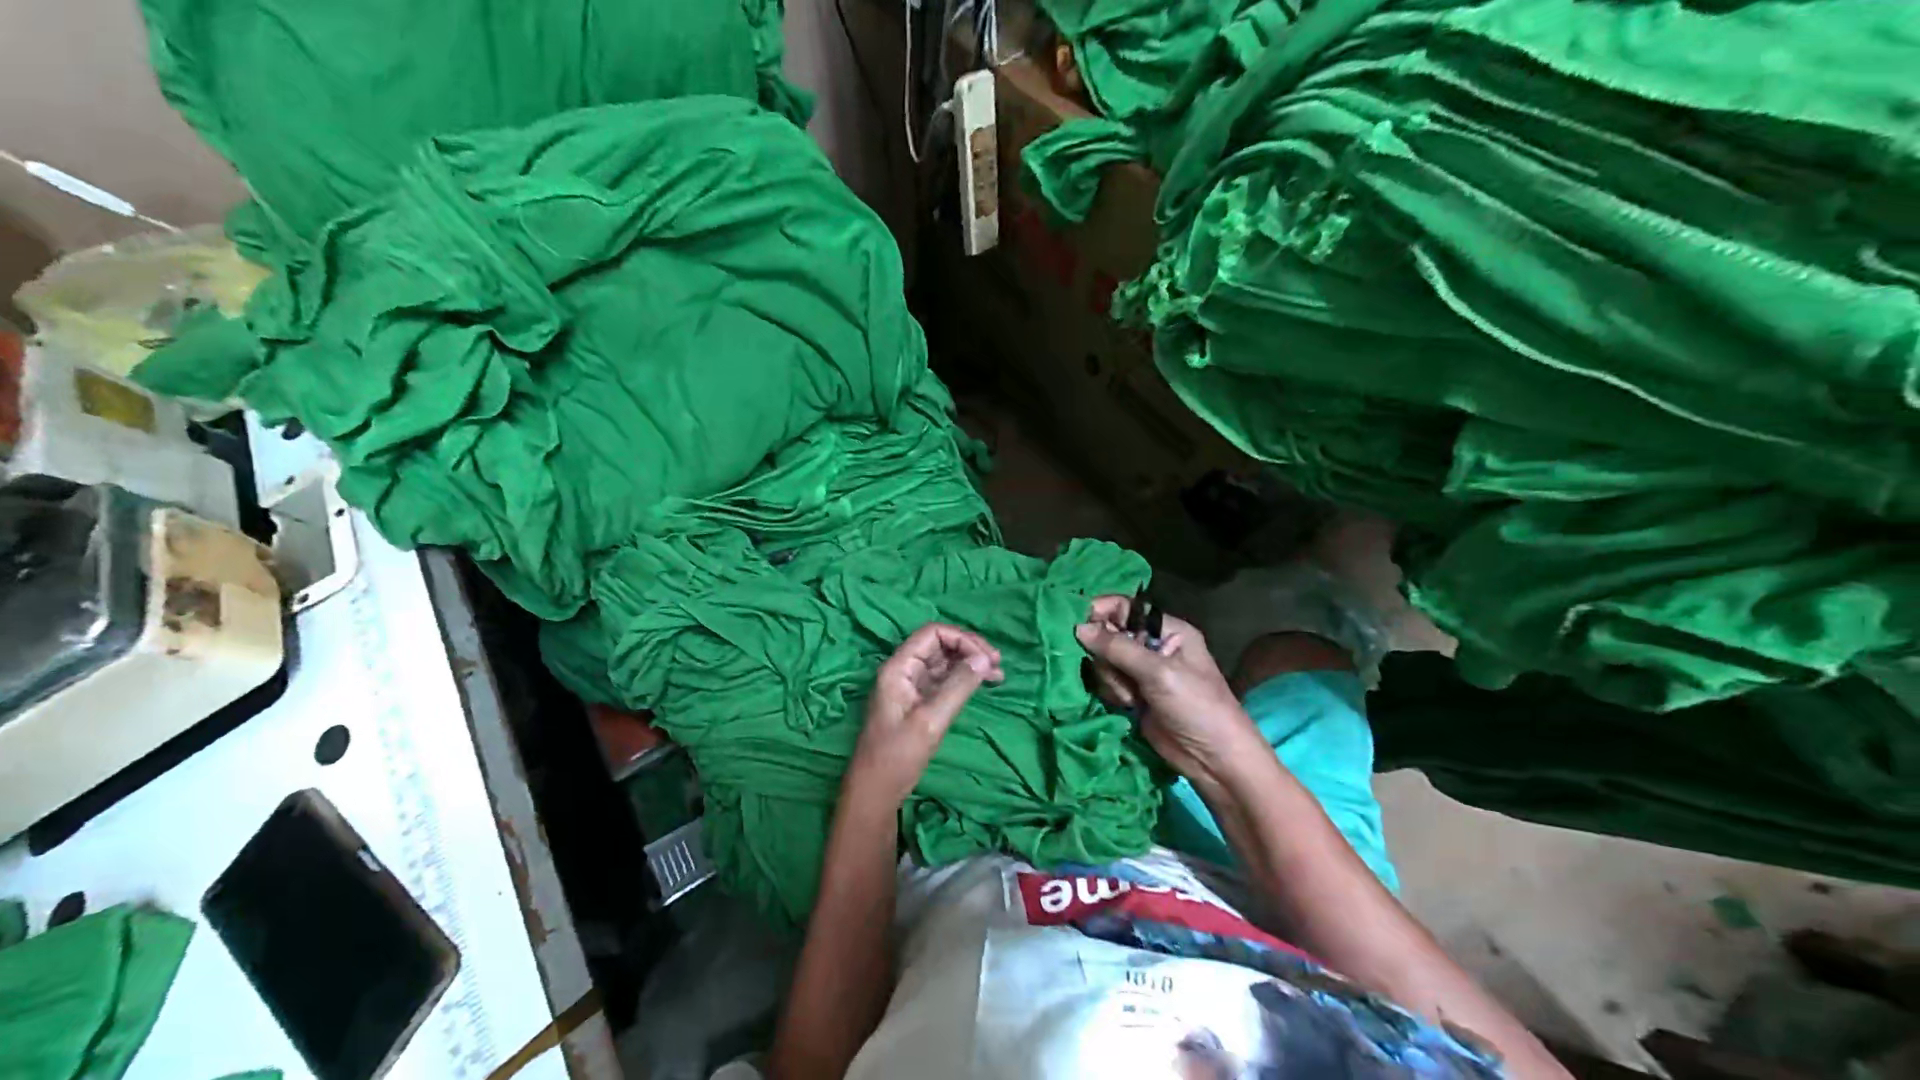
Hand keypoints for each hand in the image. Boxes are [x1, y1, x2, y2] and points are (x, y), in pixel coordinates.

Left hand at [847, 623, 1004, 807]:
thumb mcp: (930, 720)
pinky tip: (982, 684)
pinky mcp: (918, 702)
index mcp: (899, 668)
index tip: (987, 658)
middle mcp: (904, 670)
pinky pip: (944, 679)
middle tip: (997, 663)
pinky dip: (964, 679)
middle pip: (940, 644)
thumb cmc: (898, 755)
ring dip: (970, 663)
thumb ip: (958, 686)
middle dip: (969, 649)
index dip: (962, 639)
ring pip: (944, 662)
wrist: (876, 791)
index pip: (933, 634)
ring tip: (997, 674)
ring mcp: (911, 686)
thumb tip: (984, 658)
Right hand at [1076, 596, 1262, 788]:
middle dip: (1107, 655)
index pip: (1126, 608)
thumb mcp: (1159, 673)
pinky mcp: (1135, 695)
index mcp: (1169, 630)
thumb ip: (1118, 648)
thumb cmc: (1196, 707)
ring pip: (1105, 661)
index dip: (1102, 613)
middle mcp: (1154, 645)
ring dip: (1111, 679)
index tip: (1080, 628)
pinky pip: (1109, 682)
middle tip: (1121, 676)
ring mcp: (1143, 672)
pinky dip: (1112, 693)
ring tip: (1131, 698)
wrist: (1214, 759)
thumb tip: (1078, 628)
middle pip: (1110, 634)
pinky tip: (1128, 706)